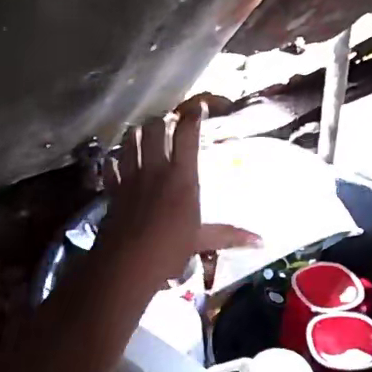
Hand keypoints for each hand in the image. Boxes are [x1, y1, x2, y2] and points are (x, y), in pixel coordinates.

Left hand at [97, 95, 260, 289]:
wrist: (128, 263)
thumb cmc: (170, 250)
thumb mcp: (202, 241)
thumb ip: (229, 236)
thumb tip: (262, 242)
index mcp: (181, 177)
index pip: (187, 134)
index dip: (193, 116)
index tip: (198, 108)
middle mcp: (155, 169)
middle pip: (154, 128)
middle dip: (160, 121)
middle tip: (166, 123)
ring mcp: (130, 177)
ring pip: (129, 141)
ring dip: (136, 134)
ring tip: (141, 133)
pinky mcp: (112, 190)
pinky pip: (110, 166)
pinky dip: (113, 160)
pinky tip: (116, 160)